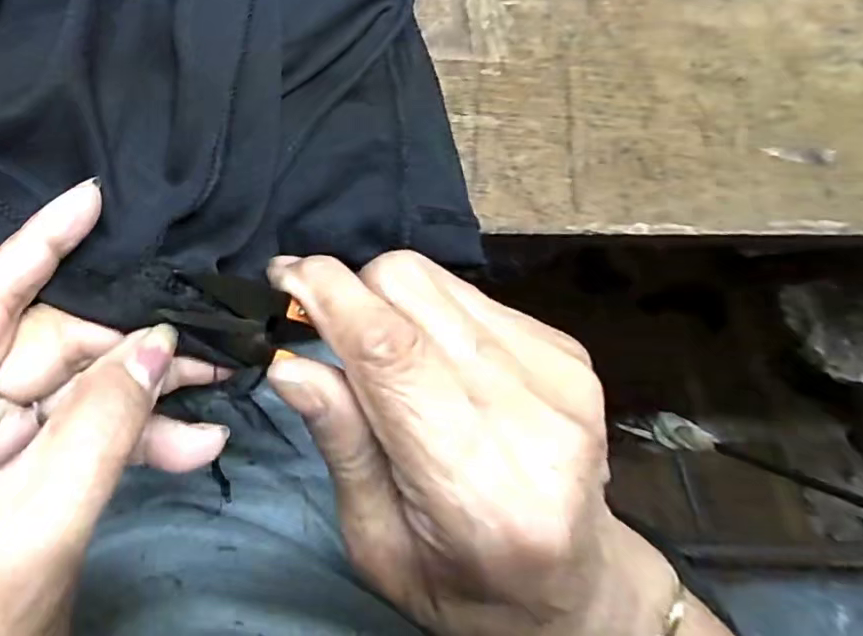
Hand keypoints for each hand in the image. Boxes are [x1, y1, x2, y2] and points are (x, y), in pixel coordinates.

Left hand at [0, 180, 230, 635]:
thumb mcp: (32, 537)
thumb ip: (101, 428)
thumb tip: (159, 343)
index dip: (38, 246)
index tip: (90, 197)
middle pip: (42, 348)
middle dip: (124, 346)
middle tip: (199, 341)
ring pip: (71, 385)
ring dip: (143, 391)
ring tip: (213, 387)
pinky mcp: (8, 467)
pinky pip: (78, 429)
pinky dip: (135, 436)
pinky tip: (192, 444)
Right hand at [266, 251, 715, 635]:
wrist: (580, 586)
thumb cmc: (464, 583)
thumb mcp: (378, 542)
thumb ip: (340, 442)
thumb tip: (288, 363)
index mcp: (477, 489)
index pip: (390, 353)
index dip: (329, 296)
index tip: (281, 276)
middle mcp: (530, 418)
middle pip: (408, 288)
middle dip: (349, 290)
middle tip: (324, 324)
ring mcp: (559, 374)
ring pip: (433, 276)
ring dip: (386, 295)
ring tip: (380, 344)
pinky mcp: (568, 349)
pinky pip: (465, 290)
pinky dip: (426, 307)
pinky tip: (430, 351)